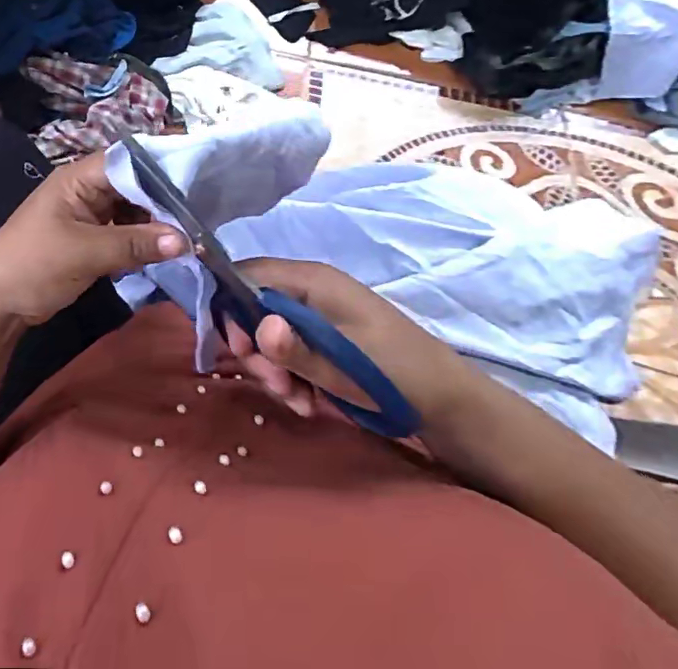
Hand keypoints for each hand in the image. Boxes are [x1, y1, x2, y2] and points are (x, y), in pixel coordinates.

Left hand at [0, 151, 187, 324]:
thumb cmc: (32, 265)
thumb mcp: (86, 253)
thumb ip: (136, 244)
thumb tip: (187, 240)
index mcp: (79, 178)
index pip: (129, 161)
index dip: (162, 169)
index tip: (198, 184)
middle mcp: (87, 189)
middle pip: (135, 184)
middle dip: (165, 199)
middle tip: (201, 214)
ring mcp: (90, 214)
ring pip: (134, 208)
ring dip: (158, 221)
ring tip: (192, 233)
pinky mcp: (93, 238)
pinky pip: (128, 231)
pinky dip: (146, 239)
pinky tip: (169, 248)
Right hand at [220, 259, 477, 427]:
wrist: (446, 401)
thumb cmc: (394, 372)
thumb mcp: (342, 366)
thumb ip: (296, 348)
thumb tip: (257, 327)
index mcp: (313, 280)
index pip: (249, 273)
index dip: (231, 306)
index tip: (239, 348)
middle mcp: (310, 291)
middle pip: (254, 308)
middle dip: (257, 350)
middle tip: (276, 384)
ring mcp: (318, 316)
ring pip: (270, 336)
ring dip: (275, 371)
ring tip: (298, 400)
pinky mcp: (325, 341)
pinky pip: (291, 353)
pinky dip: (292, 378)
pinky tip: (309, 403)